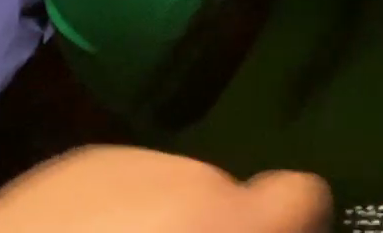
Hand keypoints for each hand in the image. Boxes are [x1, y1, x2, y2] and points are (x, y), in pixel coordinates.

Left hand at [0, 146, 331, 232]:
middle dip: (217, 227)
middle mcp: (187, 174)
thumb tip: (275, 204)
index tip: (287, 227)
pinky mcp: (84, 157)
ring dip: (170, 217)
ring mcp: (133, 160)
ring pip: (180, 184)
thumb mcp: (194, 223)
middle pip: (228, 192)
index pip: (296, 196)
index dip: (299, 213)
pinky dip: (129, 207)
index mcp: (211, 215)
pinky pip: (133, 179)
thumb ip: (230, 215)